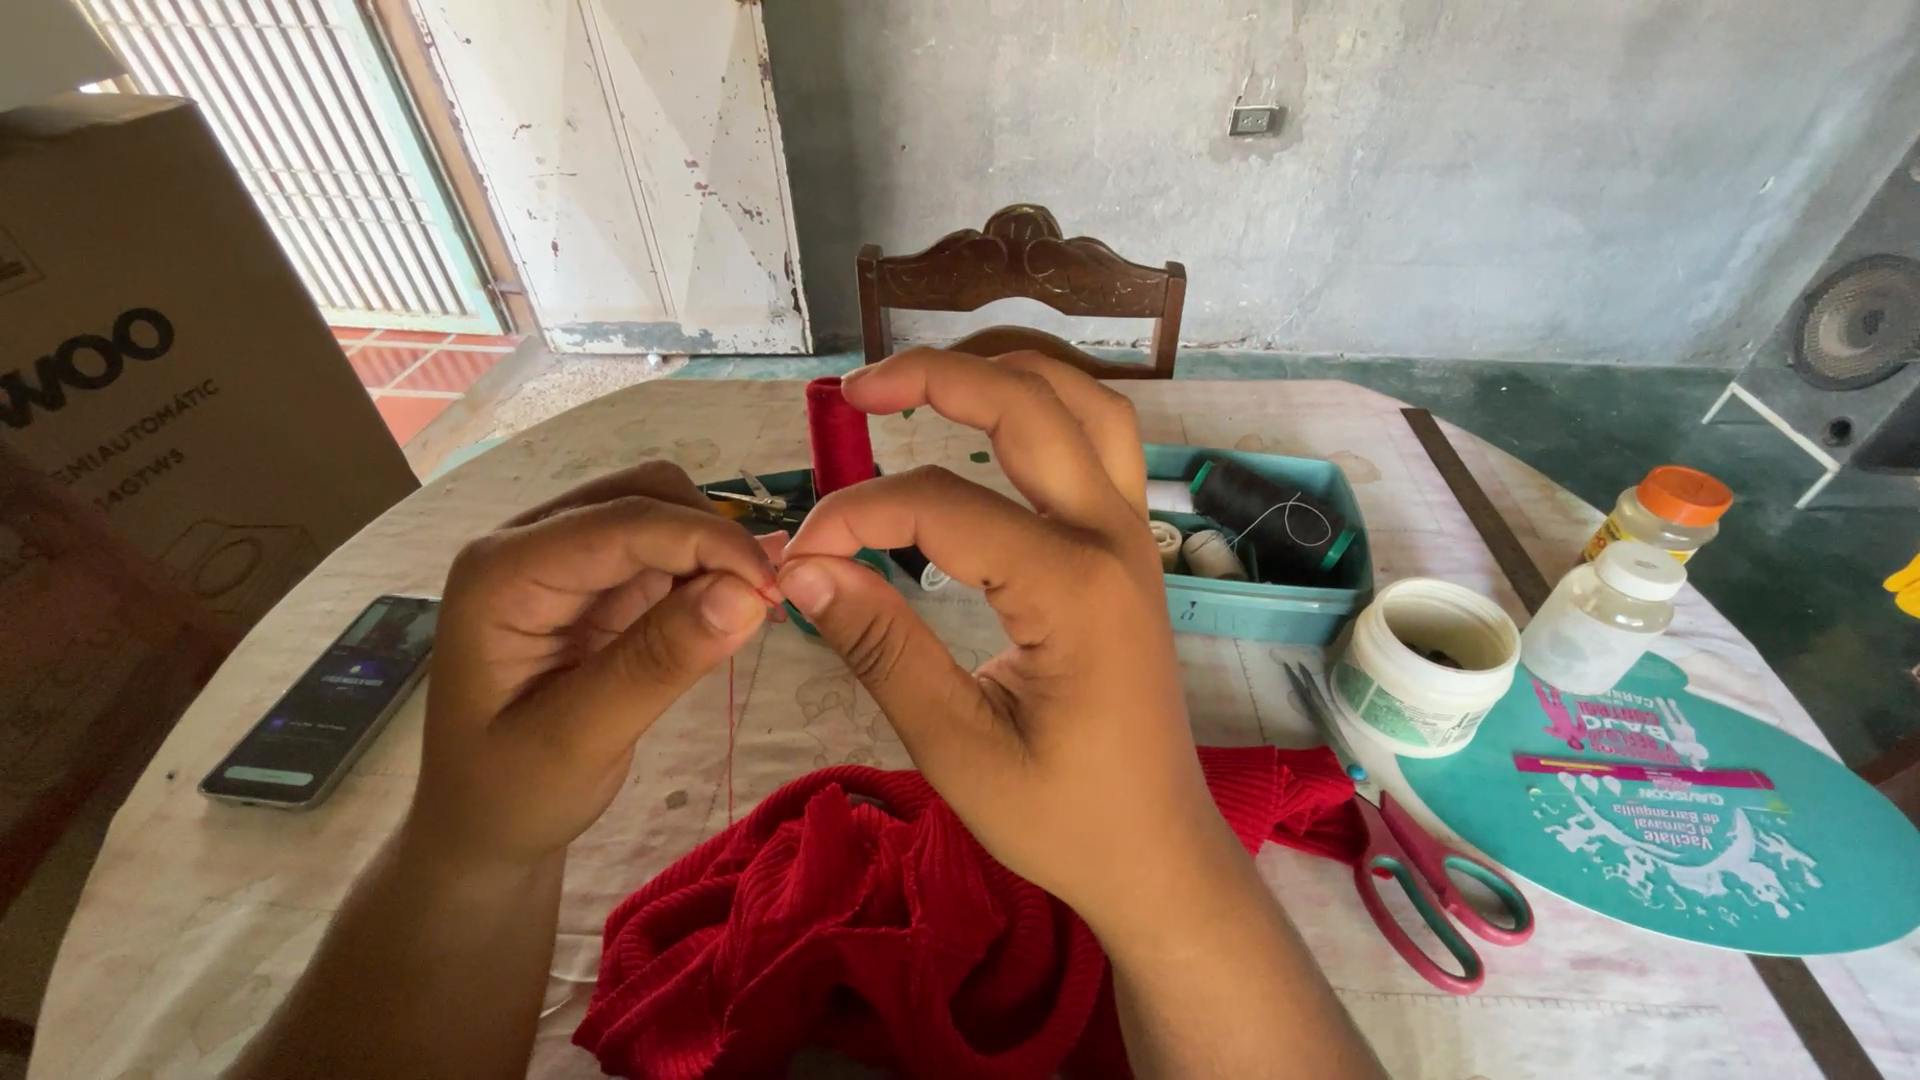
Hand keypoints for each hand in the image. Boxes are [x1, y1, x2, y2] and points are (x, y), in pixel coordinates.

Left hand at [410, 463, 778, 868]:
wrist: (483, 823)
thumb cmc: (513, 791)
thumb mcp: (582, 739)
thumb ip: (660, 661)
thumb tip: (747, 594)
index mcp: (502, 574)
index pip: (623, 522)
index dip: (708, 541)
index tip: (774, 590)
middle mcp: (527, 545)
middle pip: (643, 495)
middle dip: (712, 535)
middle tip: (762, 602)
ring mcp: (562, 558)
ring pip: (660, 510)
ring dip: (713, 548)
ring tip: (747, 608)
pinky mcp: (595, 580)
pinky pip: (664, 547)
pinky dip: (705, 567)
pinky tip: (724, 608)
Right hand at [776, 350, 1240, 929]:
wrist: (1156, 850)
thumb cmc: (1063, 816)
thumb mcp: (957, 748)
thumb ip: (882, 648)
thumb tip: (808, 570)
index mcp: (1071, 588)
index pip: (940, 507)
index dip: (854, 517)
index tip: (798, 561)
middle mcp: (1112, 538)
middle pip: (1028, 406)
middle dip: (936, 377)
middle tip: (856, 389)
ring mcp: (1132, 536)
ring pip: (1084, 403)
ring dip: (1007, 370)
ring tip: (929, 377)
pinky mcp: (1131, 549)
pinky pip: (1102, 442)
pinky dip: (1048, 407)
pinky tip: (998, 419)